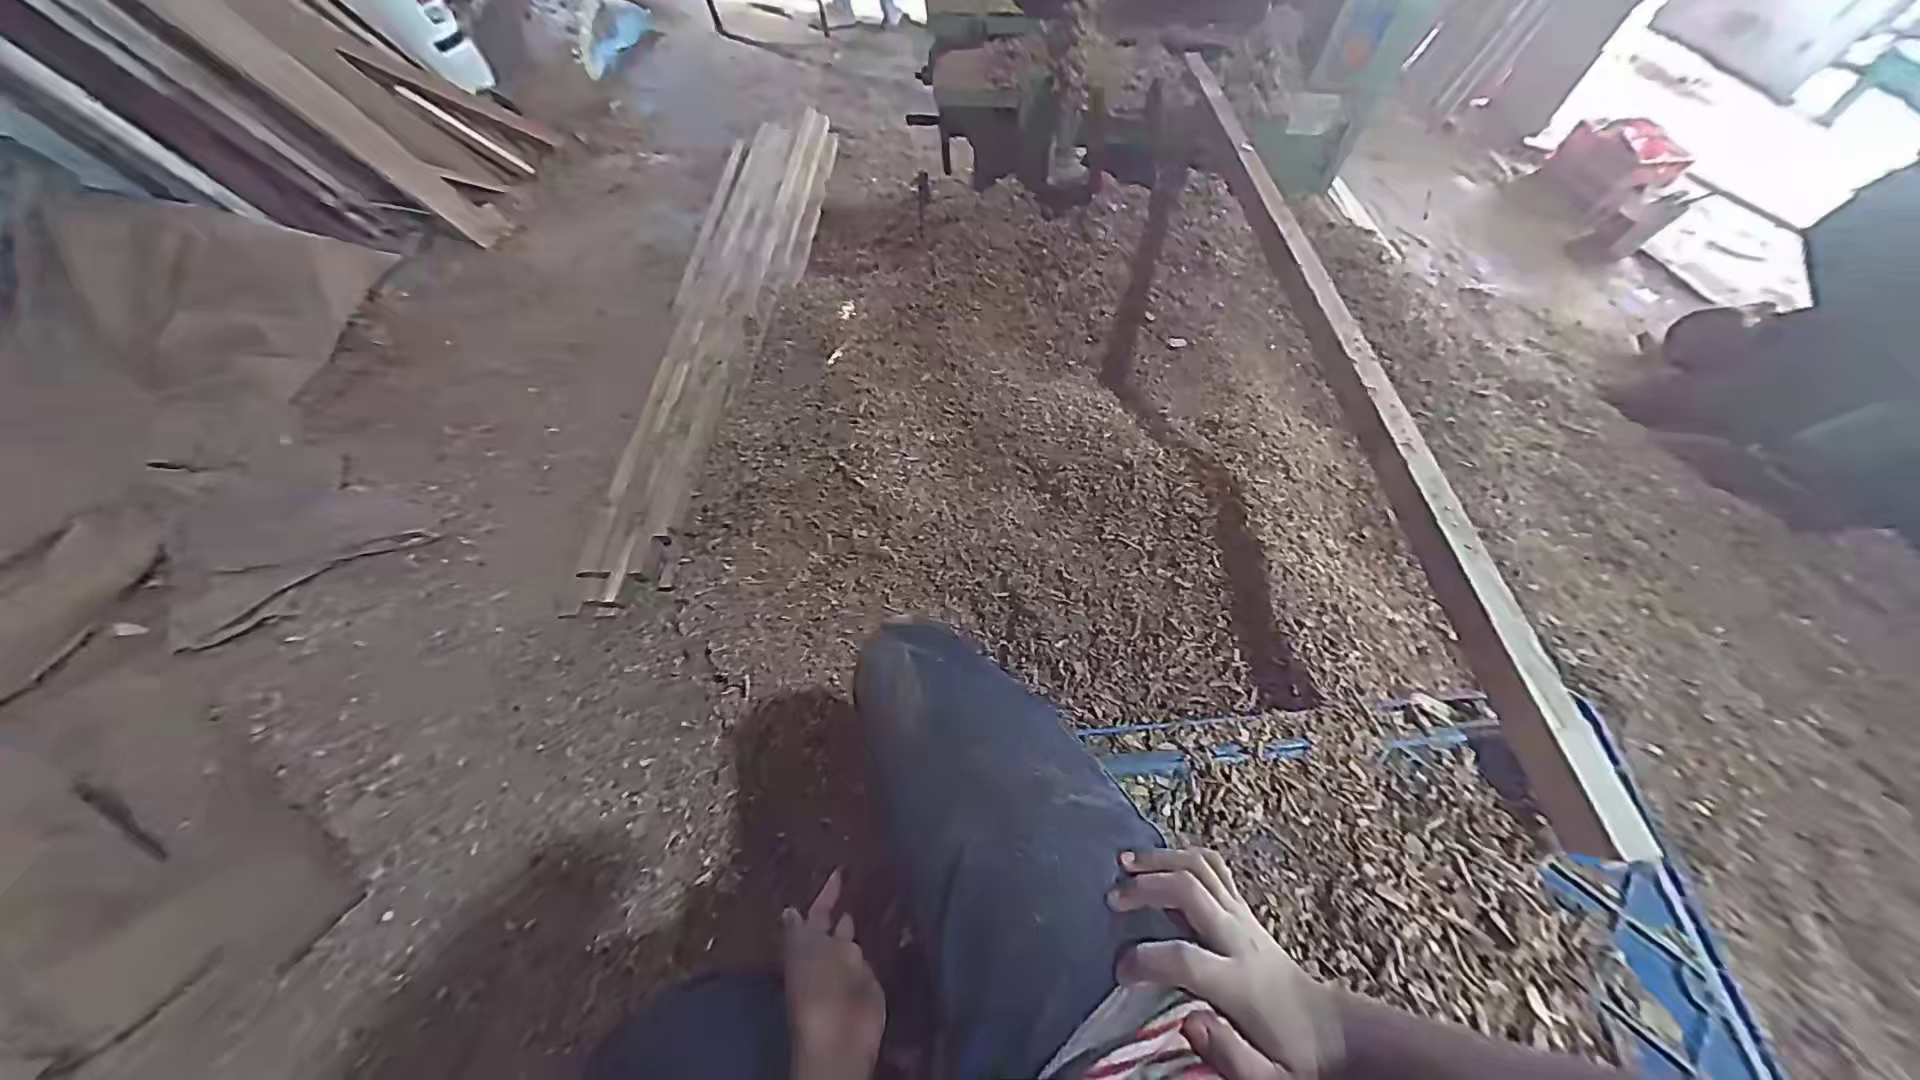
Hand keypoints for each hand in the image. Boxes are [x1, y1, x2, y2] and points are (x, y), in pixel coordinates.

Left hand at [782, 869, 885, 1079]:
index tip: (839, 869)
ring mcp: (851, 968)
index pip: (818, 911)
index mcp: (808, 946)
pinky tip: (890, 925)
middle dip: (842, 908)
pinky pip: (875, 954)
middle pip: (835, 926)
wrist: (840, 1034)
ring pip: (854, 939)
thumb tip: (789, 909)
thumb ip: (799, 930)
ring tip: (875, 896)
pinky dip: (880, 940)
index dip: (827, 892)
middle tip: (857, 880)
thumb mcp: (802, 951)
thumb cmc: (816, 986)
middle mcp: (829, 954)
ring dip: (860, 922)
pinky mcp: (871, 981)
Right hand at [1109, 848, 1342, 1078]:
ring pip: (1199, 866)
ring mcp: (1241, 915)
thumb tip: (1188, 1021)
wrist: (1331, 1029)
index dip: (1145, 960)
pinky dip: (1180, 854)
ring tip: (1125, 863)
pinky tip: (1157, 861)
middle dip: (1145, 888)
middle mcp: (1238, 937)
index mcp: (1240, 983)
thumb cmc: (1291, 1055)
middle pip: (1188, 889)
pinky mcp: (1241, 905)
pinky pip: (1211, 864)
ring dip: (1158, 860)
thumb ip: (1230, 1056)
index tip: (1121, 970)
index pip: (1184, 958)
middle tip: (1112, 898)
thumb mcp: (1271, 1077)